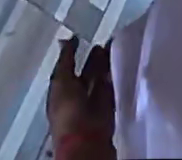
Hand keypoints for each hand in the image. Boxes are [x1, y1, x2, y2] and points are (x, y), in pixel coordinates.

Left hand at [48, 37, 114, 157]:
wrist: (86, 146)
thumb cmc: (68, 112)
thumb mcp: (62, 82)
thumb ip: (65, 61)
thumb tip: (64, 39)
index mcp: (60, 91)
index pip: (65, 67)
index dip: (71, 52)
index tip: (79, 37)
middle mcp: (75, 98)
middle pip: (85, 75)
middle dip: (94, 60)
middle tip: (104, 42)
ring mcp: (92, 107)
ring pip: (100, 82)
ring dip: (106, 67)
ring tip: (114, 49)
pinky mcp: (107, 113)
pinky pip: (111, 93)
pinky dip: (115, 80)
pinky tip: (121, 66)